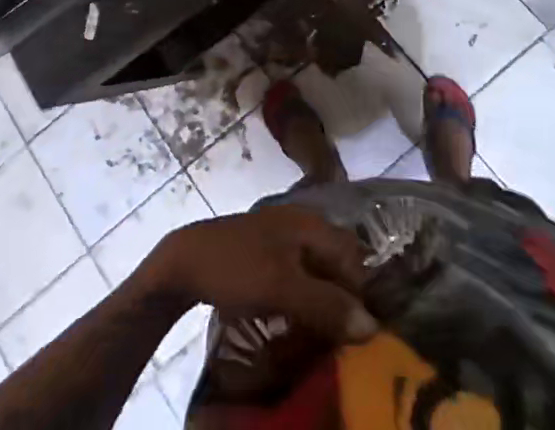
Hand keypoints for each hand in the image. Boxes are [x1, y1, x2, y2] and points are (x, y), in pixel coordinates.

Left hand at [138, 206, 377, 343]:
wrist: (182, 263)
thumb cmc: (236, 269)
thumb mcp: (283, 289)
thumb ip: (328, 304)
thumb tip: (372, 326)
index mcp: (310, 223)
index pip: (353, 256)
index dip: (360, 291)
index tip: (359, 327)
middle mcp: (300, 222)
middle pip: (335, 261)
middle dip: (341, 295)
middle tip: (340, 331)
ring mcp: (280, 234)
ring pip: (315, 268)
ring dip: (321, 298)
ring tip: (320, 329)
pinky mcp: (264, 251)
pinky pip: (296, 273)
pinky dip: (302, 295)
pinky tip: (296, 316)